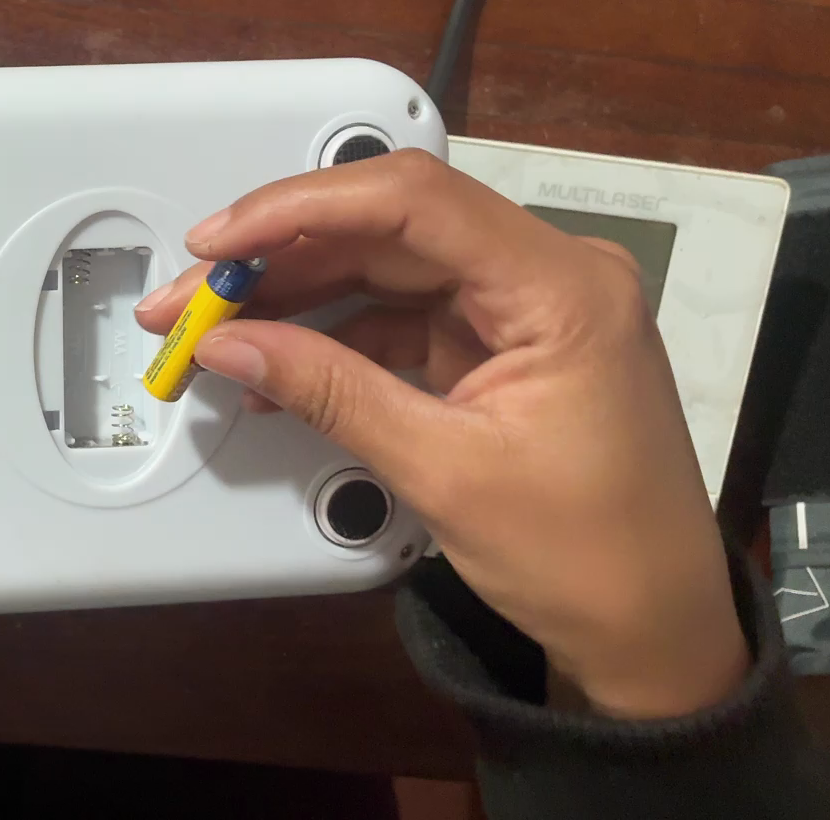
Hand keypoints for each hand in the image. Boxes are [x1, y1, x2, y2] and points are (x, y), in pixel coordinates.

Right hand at [134, 151, 748, 718]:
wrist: (643, 627)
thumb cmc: (583, 556)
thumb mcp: (440, 468)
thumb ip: (324, 390)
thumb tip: (223, 343)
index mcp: (557, 287)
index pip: (411, 201)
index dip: (299, 208)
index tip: (217, 243)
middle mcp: (529, 273)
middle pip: (372, 229)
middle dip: (266, 259)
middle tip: (185, 297)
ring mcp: (498, 303)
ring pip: (362, 265)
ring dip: (276, 294)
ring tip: (202, 325)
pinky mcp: (470, 335)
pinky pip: (370, 312)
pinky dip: (309, 335)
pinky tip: (259, 365)